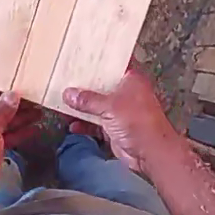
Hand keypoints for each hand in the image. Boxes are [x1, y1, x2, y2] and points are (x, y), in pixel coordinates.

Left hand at [0, 88, 24, 200]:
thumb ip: (3, 109)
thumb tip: (12, 95)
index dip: (3, 92)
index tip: (20, 90)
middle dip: (15, 106)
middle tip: (33, 102)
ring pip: (1, 123)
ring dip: (19, 119)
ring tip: (38, 114)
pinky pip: (3, 136)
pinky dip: (16, 134)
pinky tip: (32, 130)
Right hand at [63, 67, 184, 173]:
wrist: (150, 152)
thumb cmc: (139, 123)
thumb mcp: (110, 106)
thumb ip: (87, 100)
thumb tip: (70, 94)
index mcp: (131, 81)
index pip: (112, 67)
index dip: (97, 65)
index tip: (80, 62)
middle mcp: (126, 95)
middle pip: (101, 88)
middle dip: (84, 89)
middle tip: (66, 84)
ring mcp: (120, 112)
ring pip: (96, 107)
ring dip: (82, 108)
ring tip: (64, 105)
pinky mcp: (115, 129)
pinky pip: (96, 124)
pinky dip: (85, 125)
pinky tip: (73, 125)